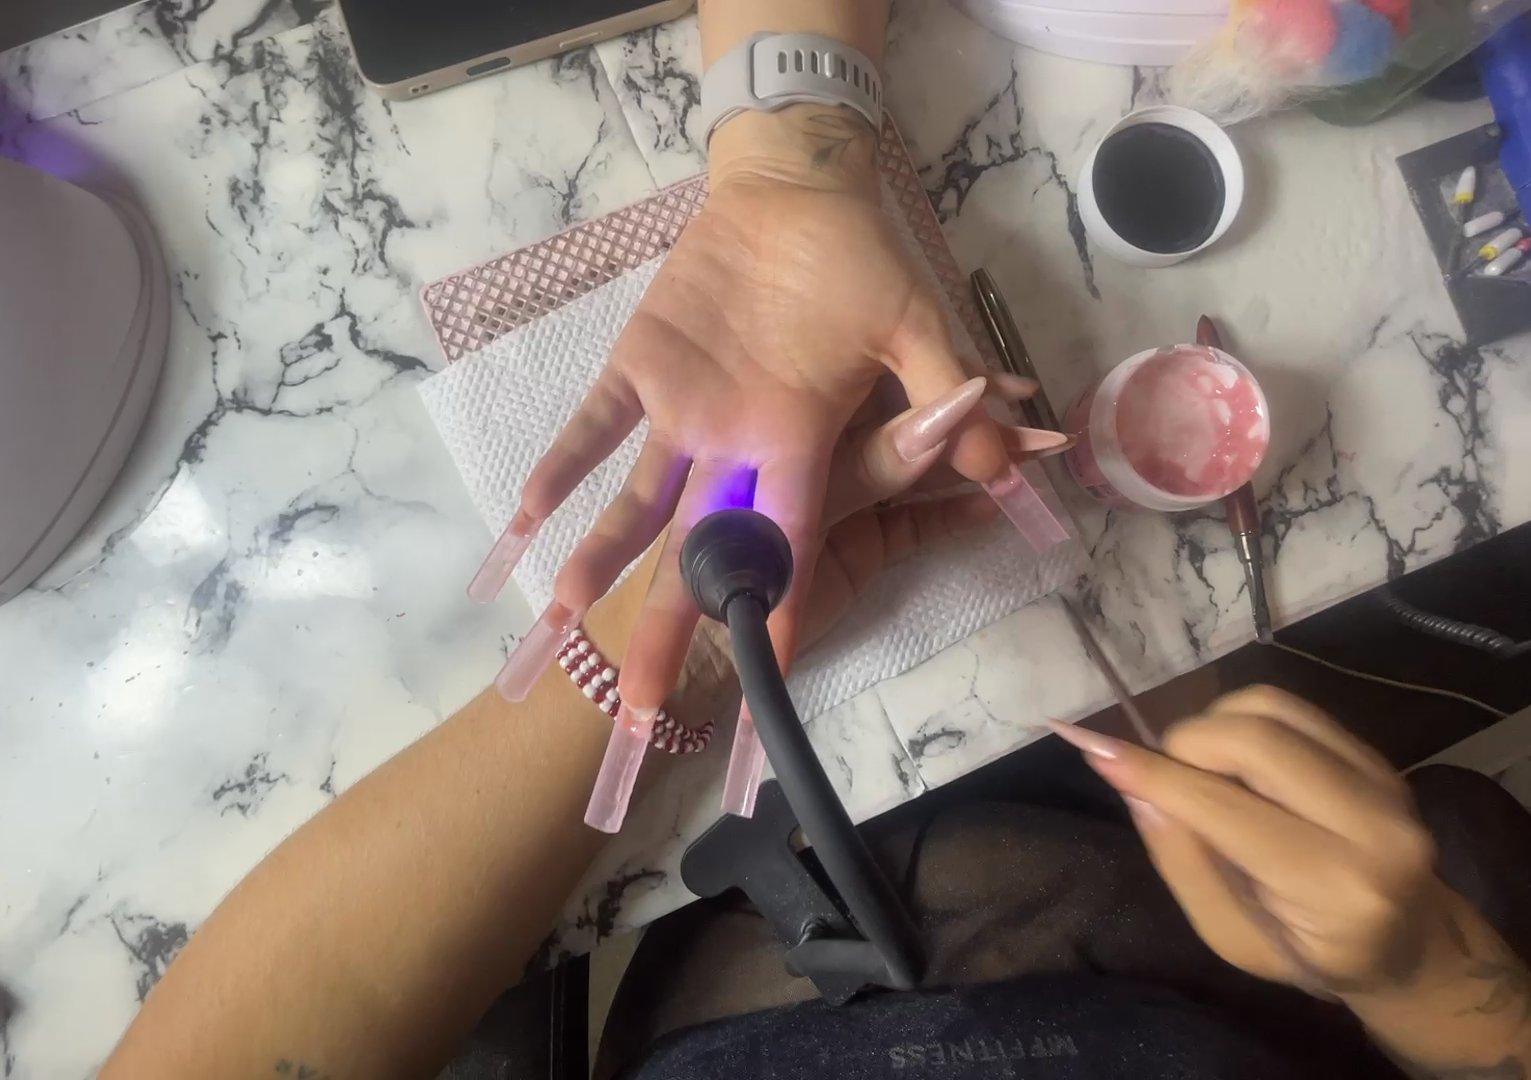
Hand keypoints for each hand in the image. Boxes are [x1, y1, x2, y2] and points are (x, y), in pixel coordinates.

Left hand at [476, 105, 1022, 717]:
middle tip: (644, 705)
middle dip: (676, 622)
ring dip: (604, 554)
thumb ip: (944, 391)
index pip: (790, 545)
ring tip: (568, 614)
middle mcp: (739, 446)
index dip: (776, 610)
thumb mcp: (914, 326)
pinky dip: (567, 459)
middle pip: (703, 550)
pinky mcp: (643, 366)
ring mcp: (686, 411)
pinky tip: (530, 510)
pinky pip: (598, 421)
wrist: (798, 197)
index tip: (758, 681)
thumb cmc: (860, 263)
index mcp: (803, 445)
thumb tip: (1000, 461)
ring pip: (640, 500)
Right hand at [1054, 687, 1456, 996]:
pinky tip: (1239, 758)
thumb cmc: (1303, 948)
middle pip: (1251, 738)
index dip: (1151, 773)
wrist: (1410, 945)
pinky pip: (1286, 705)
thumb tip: (1129, 782)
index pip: (1222, 807)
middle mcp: (1375, 829)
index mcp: (1335, 889)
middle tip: (1169, 776)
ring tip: (1207, 769)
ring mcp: (1384, 785)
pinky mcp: (1377, 757)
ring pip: (1265, 708)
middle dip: (1184, 745)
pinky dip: (1240, 718)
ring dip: (1211, 726)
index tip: (1093, 748)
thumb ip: (1179, 858)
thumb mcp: (1227, 934)